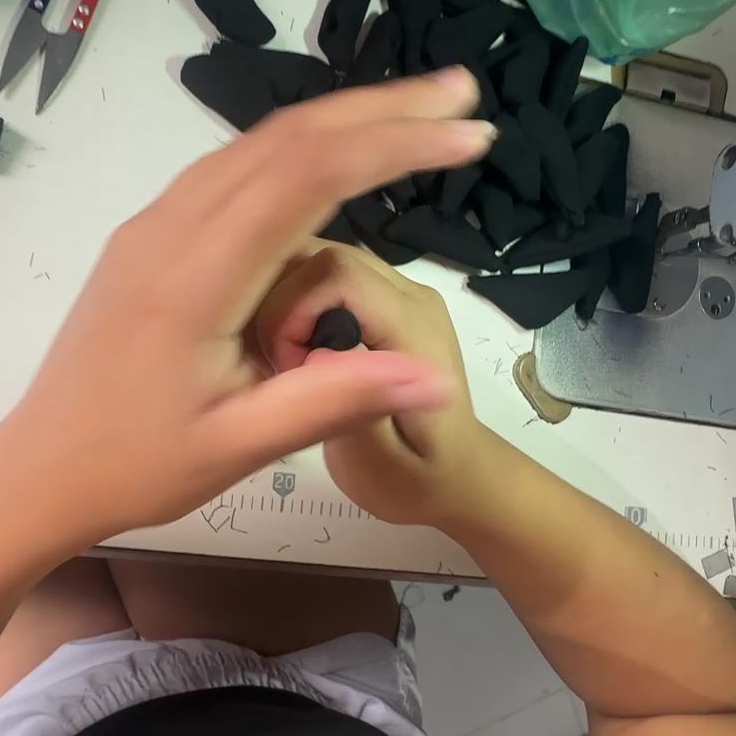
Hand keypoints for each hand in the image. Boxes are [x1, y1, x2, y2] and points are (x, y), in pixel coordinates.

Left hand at [0, 69, 496, 542]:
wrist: (40, 470)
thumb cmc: (134, 466)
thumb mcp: (239, 446)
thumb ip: (334, 401)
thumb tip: (435, 378)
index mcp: (195, 277)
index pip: (308, 177)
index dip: (394, 145)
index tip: (468, 135)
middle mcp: (168, 229)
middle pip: (283, 139)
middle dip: (379, 110)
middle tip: (460, 94)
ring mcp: (150, 227)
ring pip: (253, 147)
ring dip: (335, 122)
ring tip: (411, 115)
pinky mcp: (145, 240)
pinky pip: (227, 174)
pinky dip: (290, 153)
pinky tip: (326, 163)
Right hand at [255, 242, 503, 527]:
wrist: (458, 477)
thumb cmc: (417, 479)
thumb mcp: (383, 468)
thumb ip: (354, 409)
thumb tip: (316, 354)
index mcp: (412, 333)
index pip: (337, 275)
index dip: (291, 308)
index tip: (282, 369)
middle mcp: (411, 296)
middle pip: (324, 255)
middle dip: (280, 303)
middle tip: (276, 368)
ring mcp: (401, 292)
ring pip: (321, 258)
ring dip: (285, 300)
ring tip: (281, 361)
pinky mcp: (387, 299)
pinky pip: (328, 275)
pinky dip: (297, 301)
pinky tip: (291, 349)